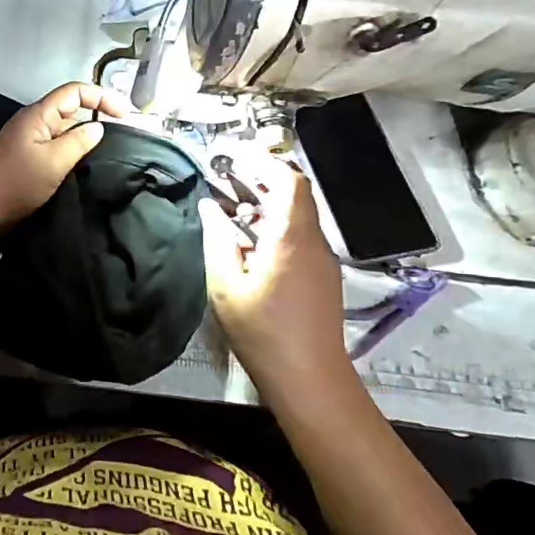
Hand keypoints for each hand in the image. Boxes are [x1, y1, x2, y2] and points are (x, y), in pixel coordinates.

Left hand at [0, 82, 131, 234]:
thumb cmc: (16, 183)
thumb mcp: (54, 161)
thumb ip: (79, 141)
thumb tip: (98, 127)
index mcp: (37, 114)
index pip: (74, 91)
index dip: (101, 97)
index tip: (124, 114)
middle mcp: (32, 121)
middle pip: (69, 107)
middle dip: (96, 112)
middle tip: (122, 130)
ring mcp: (27, 139)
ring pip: (63, 127)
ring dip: (85, 132)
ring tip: (108, 146)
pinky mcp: (25, 157)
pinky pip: (55, 144)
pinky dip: (72, 147)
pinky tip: (84, 161)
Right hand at [199, 151, 346, 402]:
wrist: (310, 378)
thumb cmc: (264, 333)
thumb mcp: (226, 287)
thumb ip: (217, 240)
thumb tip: (210, 207)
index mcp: (292, 237)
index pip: (288, 180)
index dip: (263, 162)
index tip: (236, 156)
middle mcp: (314, 241)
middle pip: (297, 194)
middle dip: (265, 180)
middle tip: (232, 179)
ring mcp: (324, 260)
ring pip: (300, 216)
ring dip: (271, 205)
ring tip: (237, 209)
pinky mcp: (324, 277)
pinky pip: (302, 237)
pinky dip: (279, 226)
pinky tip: (254, 245)